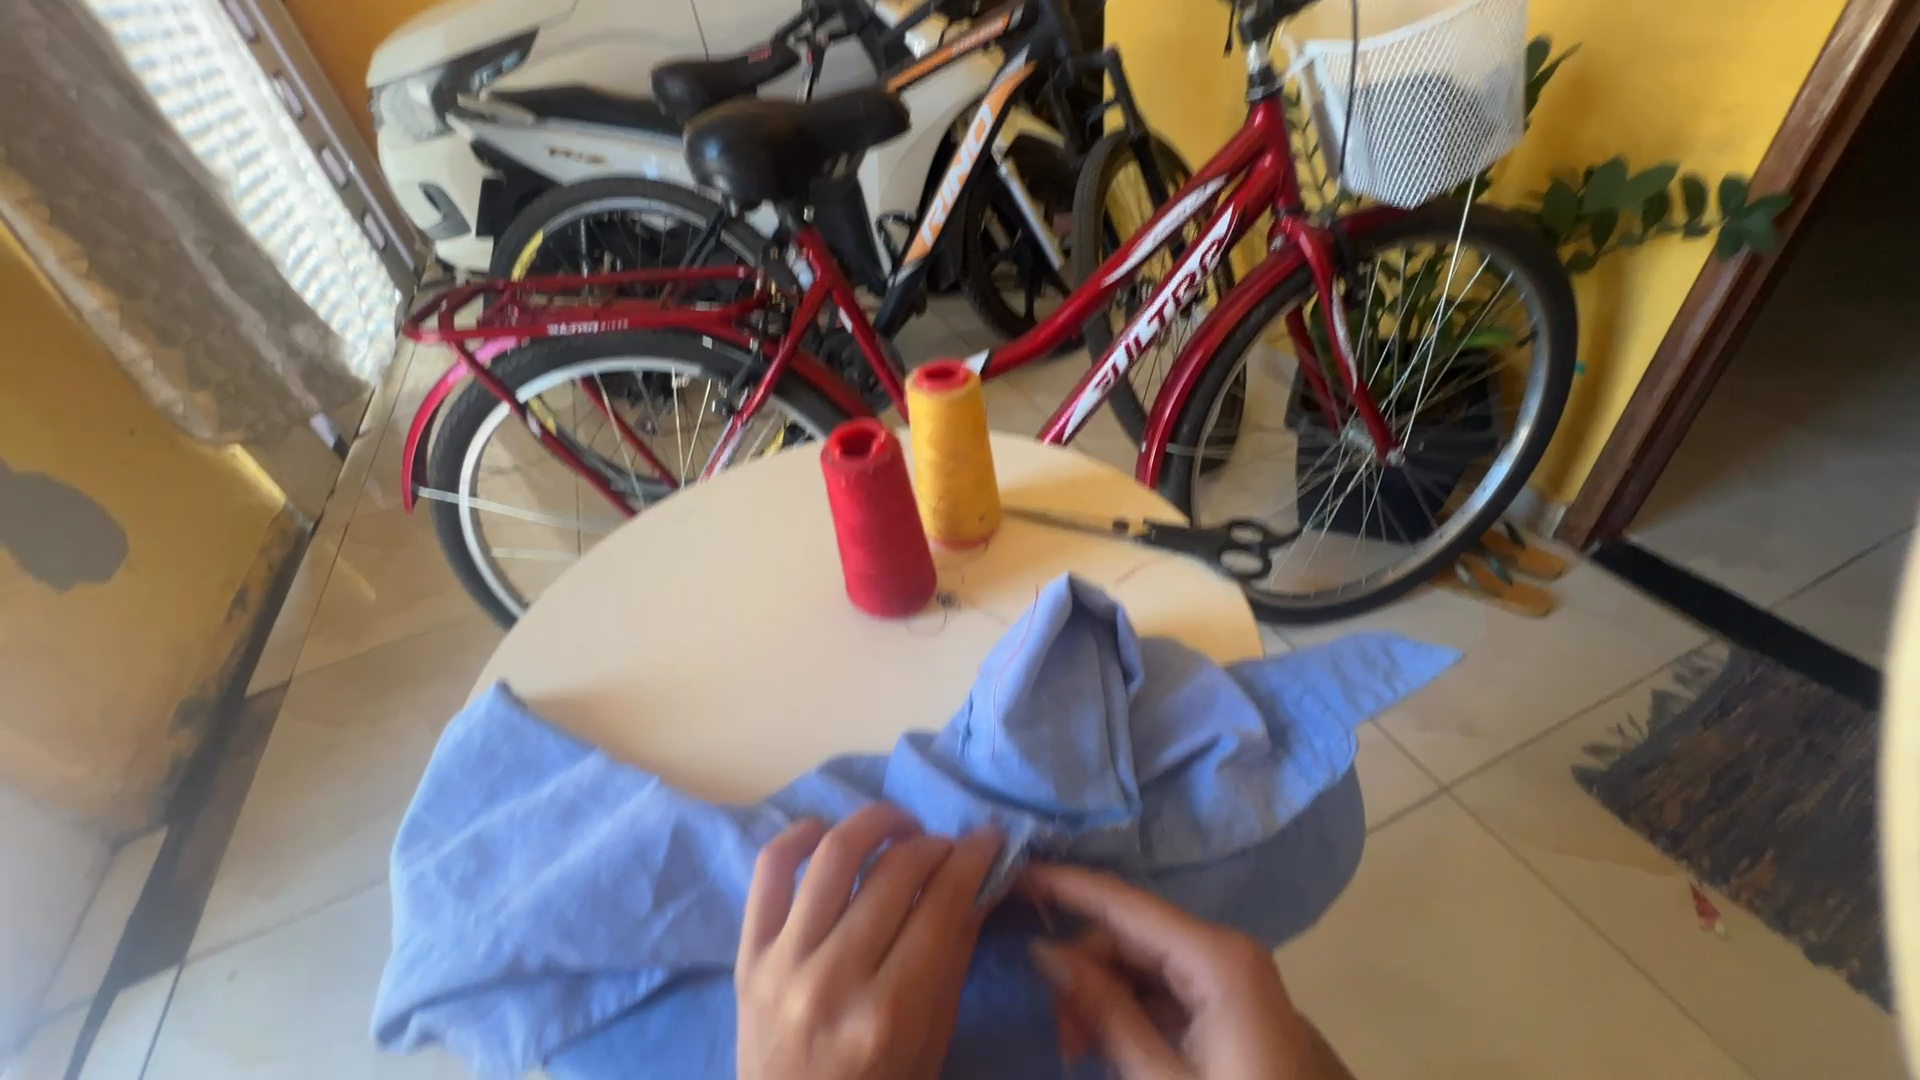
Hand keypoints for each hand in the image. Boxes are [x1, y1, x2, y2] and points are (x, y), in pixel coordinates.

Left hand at [736, 803, 1001, 1079]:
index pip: (941, 905)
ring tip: (901, 827)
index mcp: (887, 1015)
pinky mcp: (745, 954)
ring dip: (877, 823)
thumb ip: (954, 958)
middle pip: (894, 873)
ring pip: (835, 855)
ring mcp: (781, 963)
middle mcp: (832, 980)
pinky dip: (801, 834)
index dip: (972, 859)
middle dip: (935, 844)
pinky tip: (831, 832)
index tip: (988, 839)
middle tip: (948, 846)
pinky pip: (770, 868)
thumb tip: (980, 882)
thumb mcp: (930, 1044)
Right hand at [1020, 864, 1354, 1079]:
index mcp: (1217, 958)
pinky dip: (1133, 1008)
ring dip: (1105, 994)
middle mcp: (1226, 950)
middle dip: (1085, 970)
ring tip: (1078, 1047)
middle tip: (1058, 1034)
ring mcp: (1234, 975)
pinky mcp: (1234, 1002)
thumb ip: (1104, 1012)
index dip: (1067, 884)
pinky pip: (1168, 986)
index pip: (1124, 902)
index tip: (1016, 872)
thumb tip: (1045, 951)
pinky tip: (1112, 1042)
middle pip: (1132, 934)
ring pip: (1146, 961)